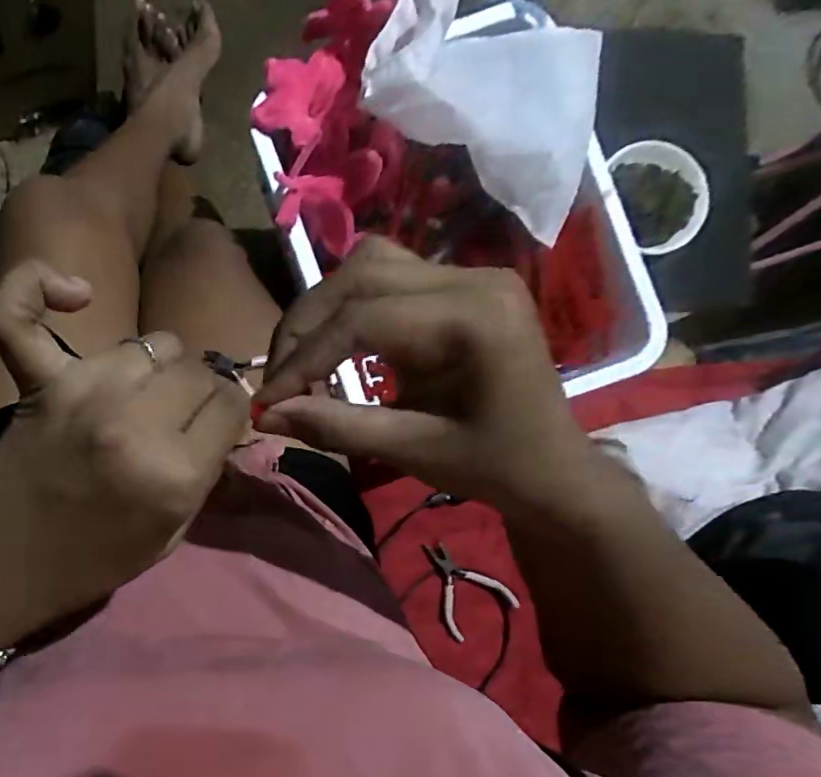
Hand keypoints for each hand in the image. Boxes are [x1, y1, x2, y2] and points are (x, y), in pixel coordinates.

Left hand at [0, 261, 249, 650]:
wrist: (5, 569)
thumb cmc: (94, 564)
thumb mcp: (171, 534)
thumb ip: (205, 473)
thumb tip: (226, 422)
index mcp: (173, 471)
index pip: (230, 404)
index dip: (230, 417)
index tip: (217, 430)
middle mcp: (133, 420)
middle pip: (197, 370)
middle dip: (201, 393)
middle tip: (181, 419)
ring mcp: (81, 392)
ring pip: (149, 345)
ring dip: (156, 368)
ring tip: (140, 398)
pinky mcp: (35, 383)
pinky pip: (22, 313)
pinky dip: (40, 287)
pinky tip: (75, 294)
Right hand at [253, 237, 597, 506]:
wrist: (554, 468)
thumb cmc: (494, 466)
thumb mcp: (414, 451)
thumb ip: (338, 426)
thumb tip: (267, 415)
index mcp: (473, 319)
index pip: (362, 319)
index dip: (303, 359)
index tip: (267, 401)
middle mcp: (473, 278)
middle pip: (359, 275)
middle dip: (304, 326)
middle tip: (278, 380)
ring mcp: (469, 275)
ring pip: (369, 264)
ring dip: (323, 308)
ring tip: (300, 358)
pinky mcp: (461, 286)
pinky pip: (388, 276)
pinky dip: (349, 306)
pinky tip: (337, 344)